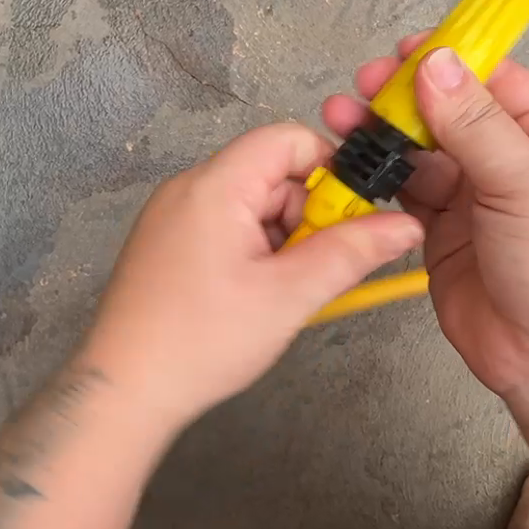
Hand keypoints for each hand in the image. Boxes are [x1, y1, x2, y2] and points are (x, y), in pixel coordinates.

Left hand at [81, 123, 422, 427]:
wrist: (123, 389)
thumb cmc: (202, 340)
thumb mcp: (289, 296)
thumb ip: (351, 252)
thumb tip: (405, 225)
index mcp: (215, 185)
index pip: (287, 139)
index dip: (329, 168)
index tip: (350, 216)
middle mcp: (188, 188)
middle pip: (269, 174)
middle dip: (305, 215)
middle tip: (313, 270)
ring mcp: (172, 216)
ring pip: (250, 205)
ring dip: (280, 239)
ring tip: (279, 292)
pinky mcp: (165, 243)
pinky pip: (224, 226)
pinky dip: (252, 251)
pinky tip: (252, 295)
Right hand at [322, 35, 528, 412]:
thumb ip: (475, 123)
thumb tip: (434, 61)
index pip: (495, 82)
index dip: (449, 62)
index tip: (400, 50)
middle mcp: (509, 166)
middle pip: (448, 117)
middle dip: (403, 99)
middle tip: (359, 87)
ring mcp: (473, 206)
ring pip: (420, 158)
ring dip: (383, 138)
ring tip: (340, 119)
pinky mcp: (440, 241)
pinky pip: (406, 200)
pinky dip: (379, 182)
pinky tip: (352, 165)